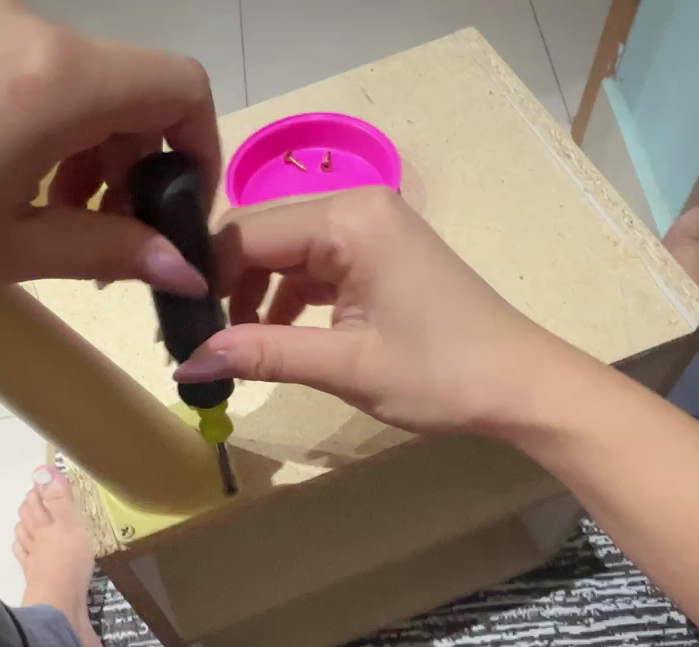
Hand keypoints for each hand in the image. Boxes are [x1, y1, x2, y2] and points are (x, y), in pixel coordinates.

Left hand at [0, 0, 217, 310]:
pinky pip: (20, 78)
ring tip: (51, 226)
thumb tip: (187, 269)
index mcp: (56, 78)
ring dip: (90, 156)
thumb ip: (107, 249)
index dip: (200, 154)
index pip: (179, 87)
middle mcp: (23, 29)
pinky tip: (1, 190)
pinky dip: (41, 135)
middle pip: (128, 87)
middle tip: (107, 245)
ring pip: (74, 86)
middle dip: (140, 168)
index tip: (177, 223)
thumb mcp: (10, 251)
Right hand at [174, 187, 596, 437]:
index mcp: (347, 219)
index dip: (205, 280)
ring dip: (256, 299)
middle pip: (262, 238)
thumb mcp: (344, 365)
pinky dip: (289, 302)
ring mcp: (370, 229)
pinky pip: (314, 268)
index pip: (246, 234)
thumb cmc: (439, 374)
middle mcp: (355, 207)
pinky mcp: (379, 255)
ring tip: (234, 350)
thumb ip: (263, 355)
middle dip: (227, 290)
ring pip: (285, 254)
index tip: (179, 330)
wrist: (520, 386)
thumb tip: (188, 364)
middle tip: (200, 344)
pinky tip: (277, 339)